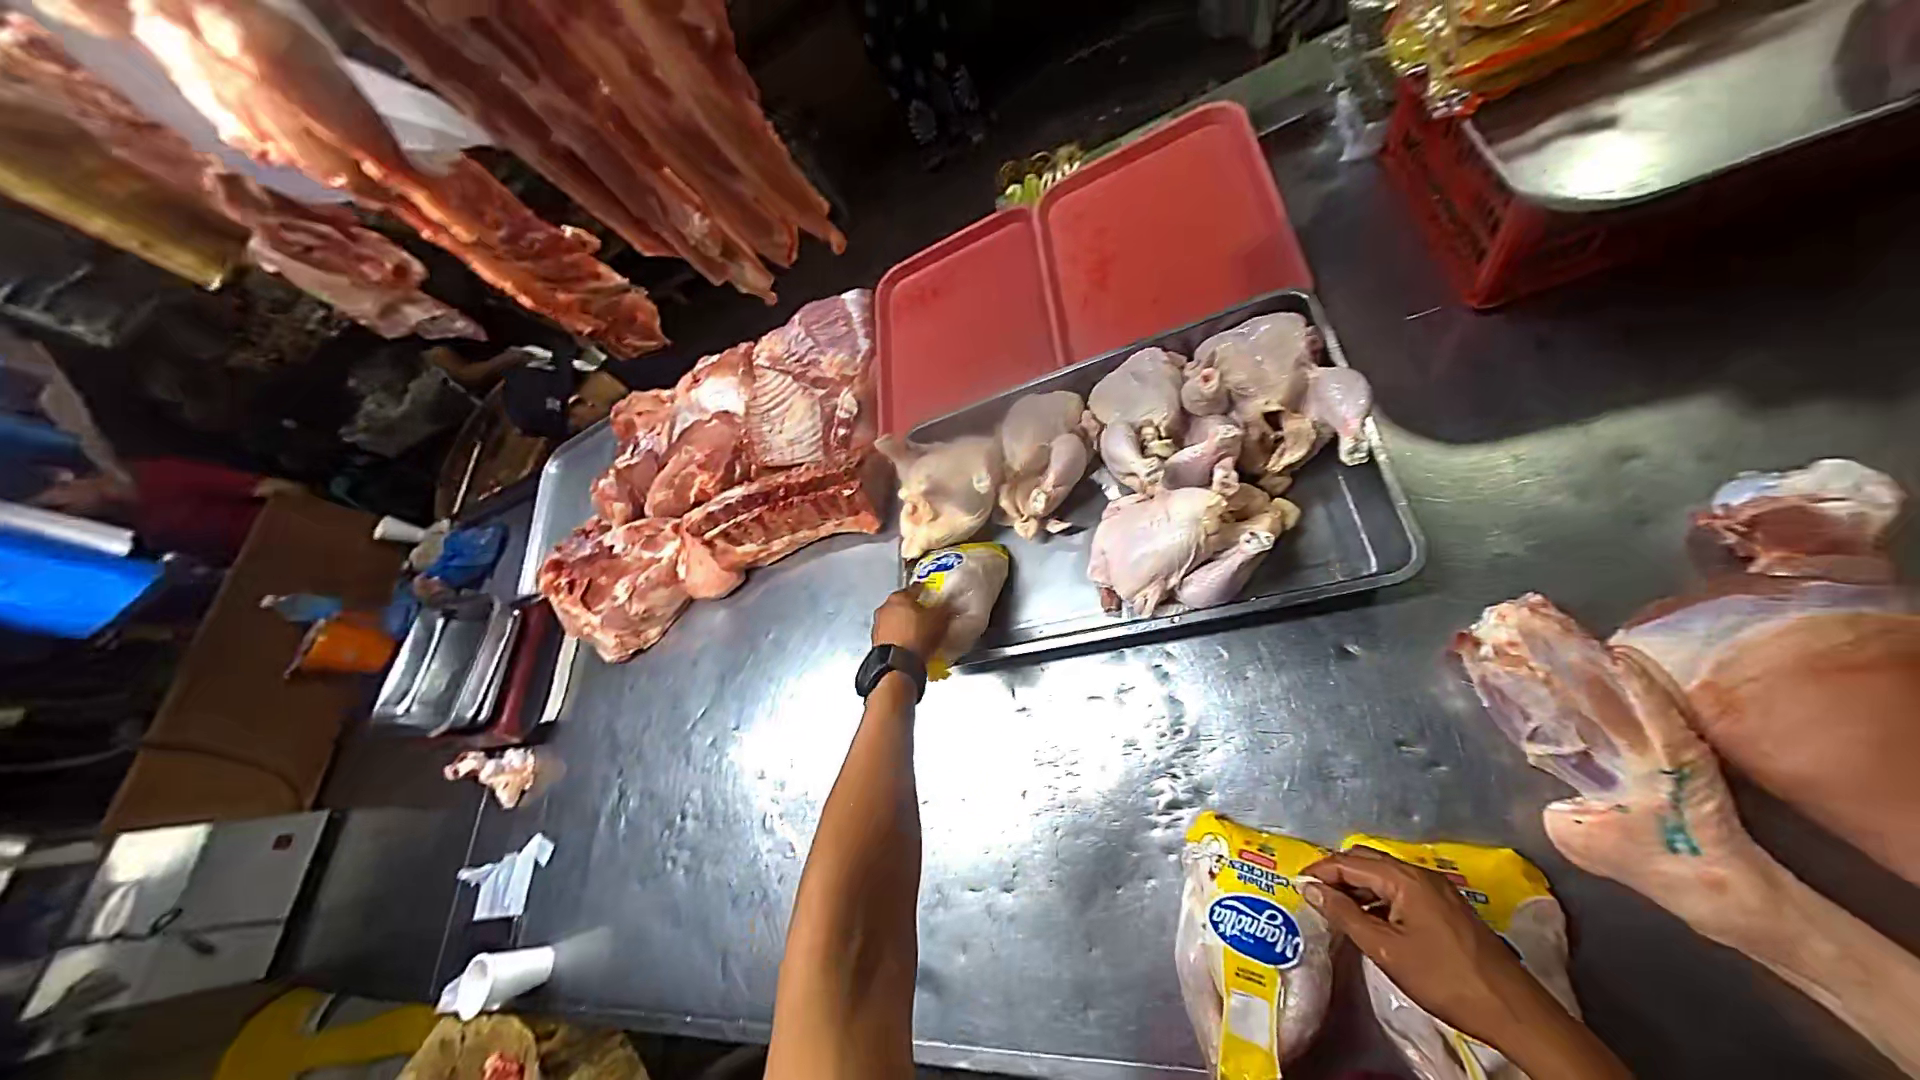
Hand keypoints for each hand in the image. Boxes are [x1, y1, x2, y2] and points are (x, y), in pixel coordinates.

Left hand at [871, 588, 949, 660]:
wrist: (898, 663)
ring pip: (894, 619)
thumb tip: (950, 605)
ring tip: (917, 632)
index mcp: (900, 597)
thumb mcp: (939, 619)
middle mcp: (885, 607)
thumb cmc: (917, 636)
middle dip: (913, 608)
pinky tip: (908, 644)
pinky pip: (890, 634)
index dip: (925, 590)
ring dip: (903, 623)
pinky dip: (898, 636)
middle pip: (902, 603)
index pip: (915, 588)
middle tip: (925, 615)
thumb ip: (945, 608)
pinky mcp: (875, 641)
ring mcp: (878, 624)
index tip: (931, 594)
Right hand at [1300, 847, 1555, 1045]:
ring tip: (1338, 907)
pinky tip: (1372, 918)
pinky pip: (1403, 888)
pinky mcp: (1449, 907)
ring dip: (1358, 885)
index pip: (1347, 861)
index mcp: (1404, 879)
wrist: (1517, 1014)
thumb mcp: (1385, 949)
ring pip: (1385, 874)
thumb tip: (1309, 887)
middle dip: (1337, 872)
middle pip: (1366, 859)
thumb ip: (1343, 913)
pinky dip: (1379, 896)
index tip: (1297, 885)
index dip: (1319, 871)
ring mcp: (1439, 889)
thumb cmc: (1444, 979)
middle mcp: (1421, 874)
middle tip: (1314, 893)